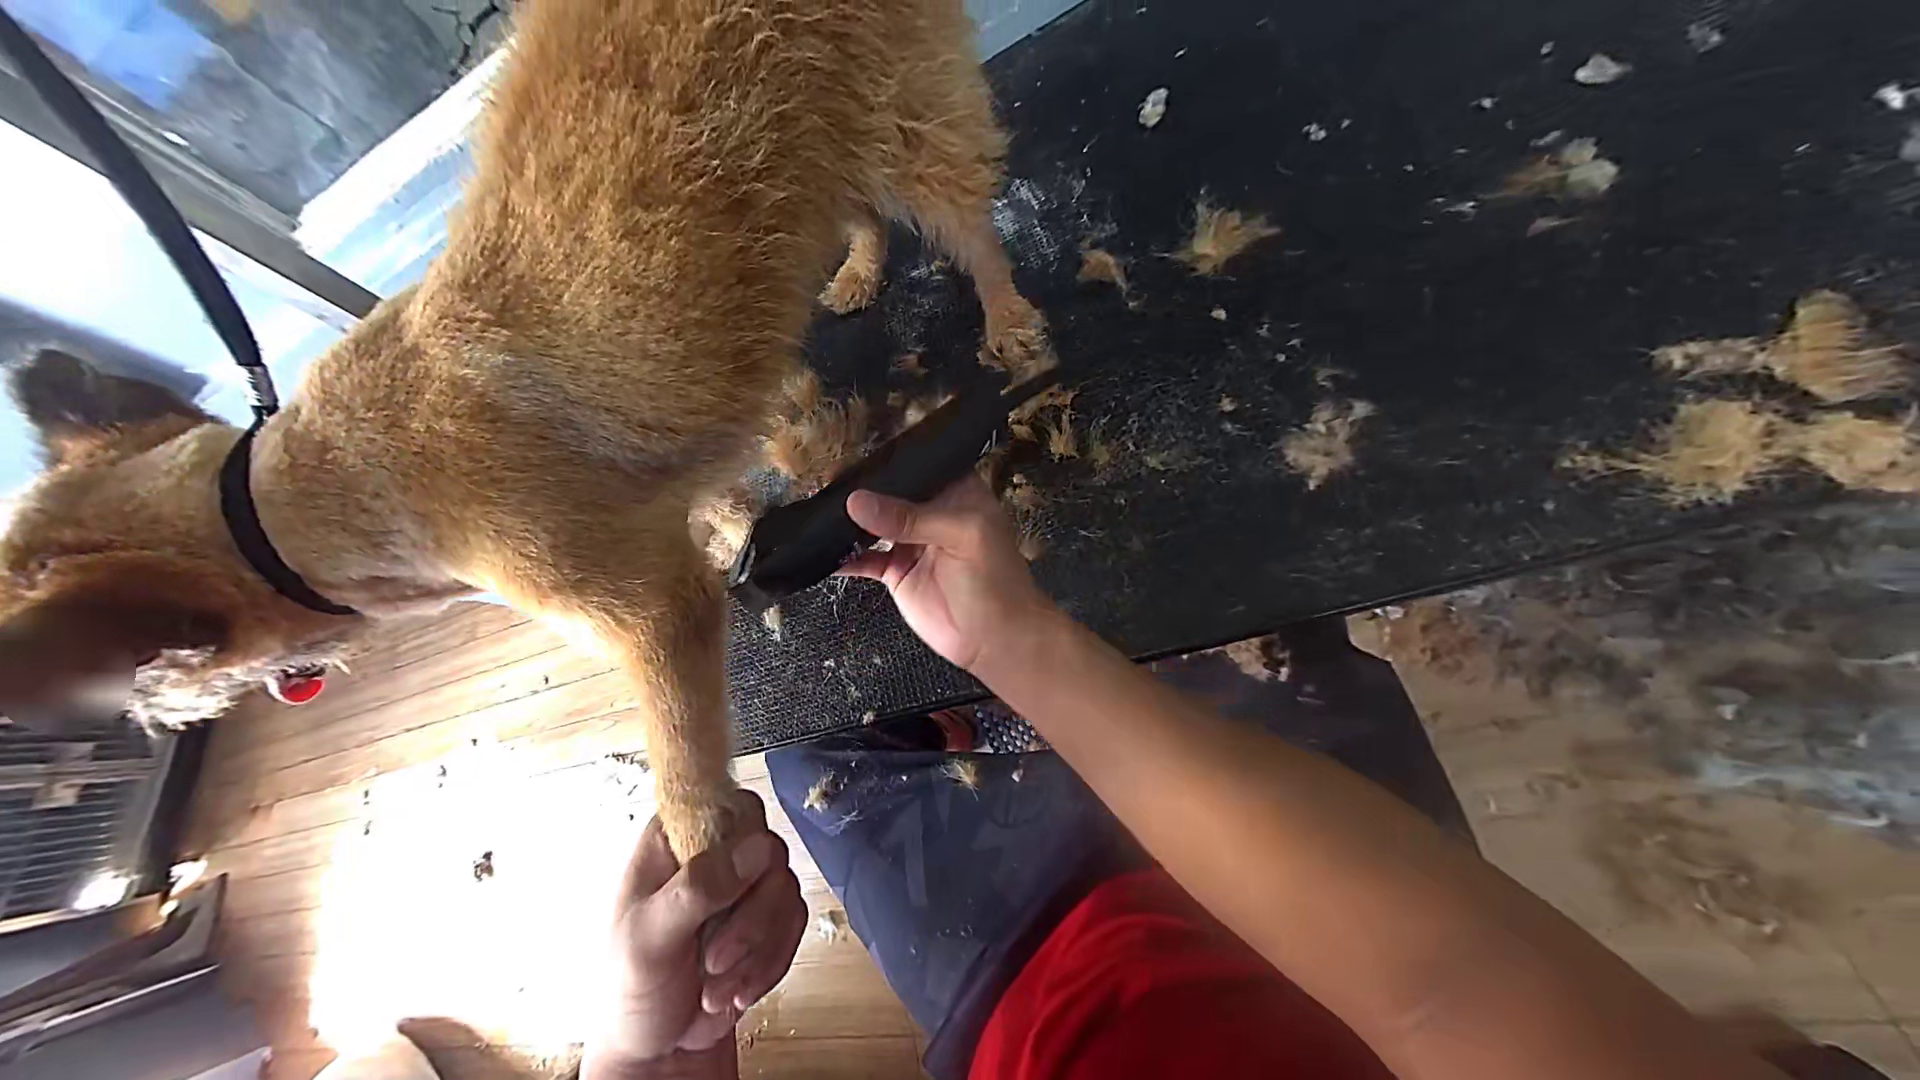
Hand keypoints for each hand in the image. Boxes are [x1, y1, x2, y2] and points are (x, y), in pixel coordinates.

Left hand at [585, 789, 804, 1076]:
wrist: (656, 1052)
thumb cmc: (631, 990)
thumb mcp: (647, 939)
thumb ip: (698, 888)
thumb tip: (756, 848)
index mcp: (677, 839)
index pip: (727, 803)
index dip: (740, 836)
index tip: (737, 884)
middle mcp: (716, 851)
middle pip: (767, 850)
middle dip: (750, 915)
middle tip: (715, 958)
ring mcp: (746, 882)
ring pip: (786, 887)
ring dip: (757, 948)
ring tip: (717, 985)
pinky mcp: (770, 914)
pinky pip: (795, 920)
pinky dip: (771, 961)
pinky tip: (739, 989)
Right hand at [839, 474, 1055, 672]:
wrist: (995, 639)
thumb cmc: (995, 580)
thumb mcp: (961, 536)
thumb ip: (910, 518)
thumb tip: (858, 502)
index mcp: (954, 491)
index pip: (916, 466)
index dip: (886, 460)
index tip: (848, 457)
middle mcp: (930, 511)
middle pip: (888, 492)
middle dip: (858, 490)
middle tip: (822, 483)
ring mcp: (910, 541)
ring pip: (871, 524)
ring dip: (847, 521)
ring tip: (816, 510)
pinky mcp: (895, 571)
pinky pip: (863, 559)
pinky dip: (842, 557)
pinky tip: (822, 552)